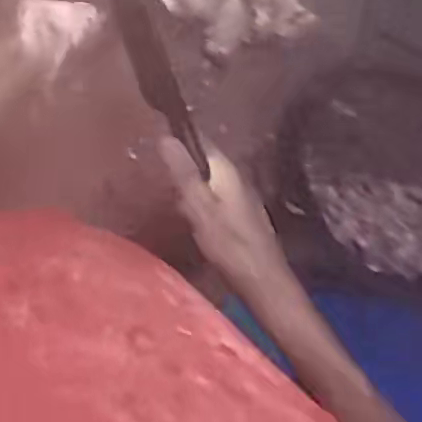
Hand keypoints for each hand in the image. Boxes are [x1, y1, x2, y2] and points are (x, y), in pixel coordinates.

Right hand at [157, 137, 280, 276]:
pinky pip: (215, 198)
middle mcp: (237, 177)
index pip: (199, 138)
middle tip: (163, 182)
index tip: (156, 141)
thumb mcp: (198, 205)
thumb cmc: (229, 243)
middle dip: (182, 167)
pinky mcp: (243, 217)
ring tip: (176, 204)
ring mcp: (242, 198)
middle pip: (202, 161)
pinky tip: (194, 222)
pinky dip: (201, 204)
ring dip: (191, 188)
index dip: (178, 136)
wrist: (266, 286)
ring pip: (208, 181)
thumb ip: (182, 171)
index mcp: (225, 169)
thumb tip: (165, 136)